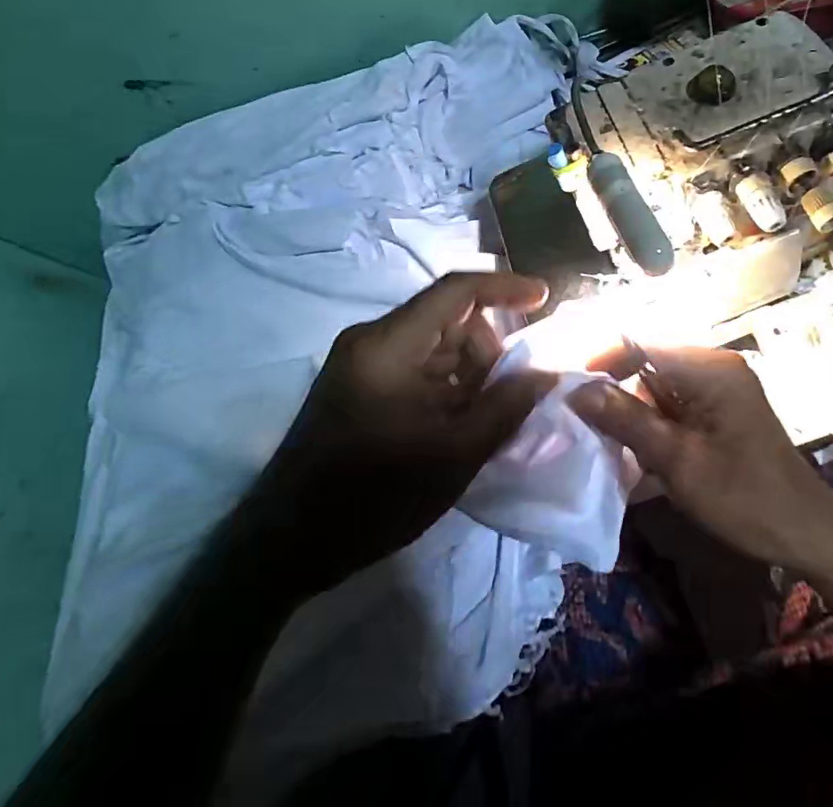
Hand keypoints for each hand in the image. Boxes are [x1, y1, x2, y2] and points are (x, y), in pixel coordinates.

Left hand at [245, 272, 556, 595]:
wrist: (288, 544)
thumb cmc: (375, 496)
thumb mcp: (454, 454)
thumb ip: (505, 407)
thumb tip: (544, 374)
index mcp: (389, 345)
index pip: (455, 291)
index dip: (504, 288)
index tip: (543, 298)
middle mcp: (370, 341)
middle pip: (446, 321)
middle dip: (488, 350)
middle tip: (511, 397)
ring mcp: (360, 365)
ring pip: (433, 347)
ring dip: (468, 373)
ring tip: (487, 420)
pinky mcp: (356, 389)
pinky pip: (414, 370)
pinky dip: (445, 388)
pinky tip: (460, 426)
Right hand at [567, 345, 832, 570]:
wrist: (805, 532)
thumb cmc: (744, 496)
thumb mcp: (677, 460)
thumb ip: (626, 420)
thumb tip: (576, 391)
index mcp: (709, 368)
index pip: (641, 345)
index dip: (602, 364)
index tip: (570, 395)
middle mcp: (714, 368)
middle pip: (647, 365)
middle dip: (616, 394)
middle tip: (586, 427)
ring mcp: (719, 389)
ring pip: (657, 388)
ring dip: (633, 415)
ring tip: (610, 446)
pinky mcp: (720, 411)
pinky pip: (673, 406)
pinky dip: (653, 426)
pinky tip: (641, 457)